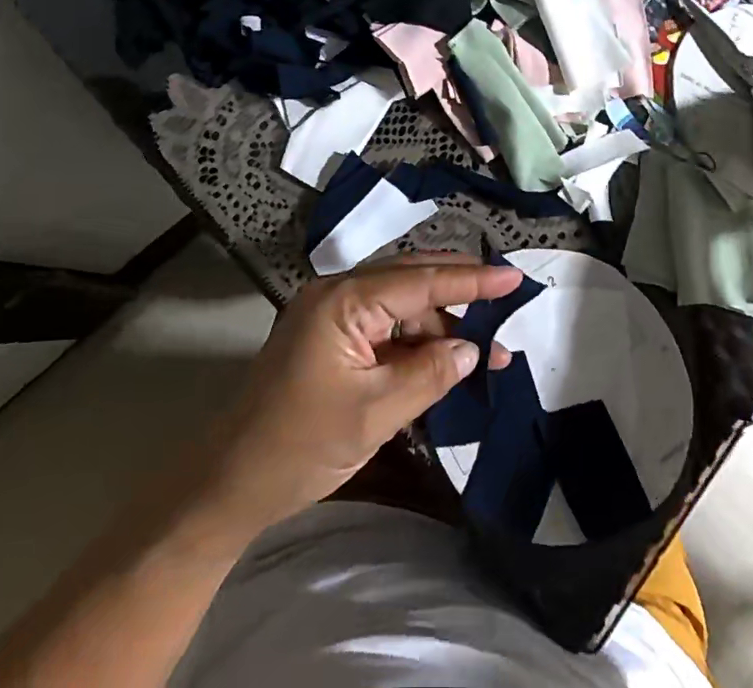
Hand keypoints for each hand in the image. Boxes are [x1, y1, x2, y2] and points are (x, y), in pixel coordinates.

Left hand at [195, 254, 521, 532]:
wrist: (237, 475)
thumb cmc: (302, 443)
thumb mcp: (376, 412)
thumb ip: (429, 373)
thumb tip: (471, 348)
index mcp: (340, 302)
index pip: (416, 280)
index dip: (469, 279)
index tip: (515, 278)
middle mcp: (332, 297)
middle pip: (405, 282)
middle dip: (455, 292)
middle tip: (507, 299)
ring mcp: (327, 319)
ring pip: (395, 308)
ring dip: (437, 326)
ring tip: (486, 351)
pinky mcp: (327, 343)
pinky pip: (380, 331)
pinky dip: (413, 344)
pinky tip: (445, 360)